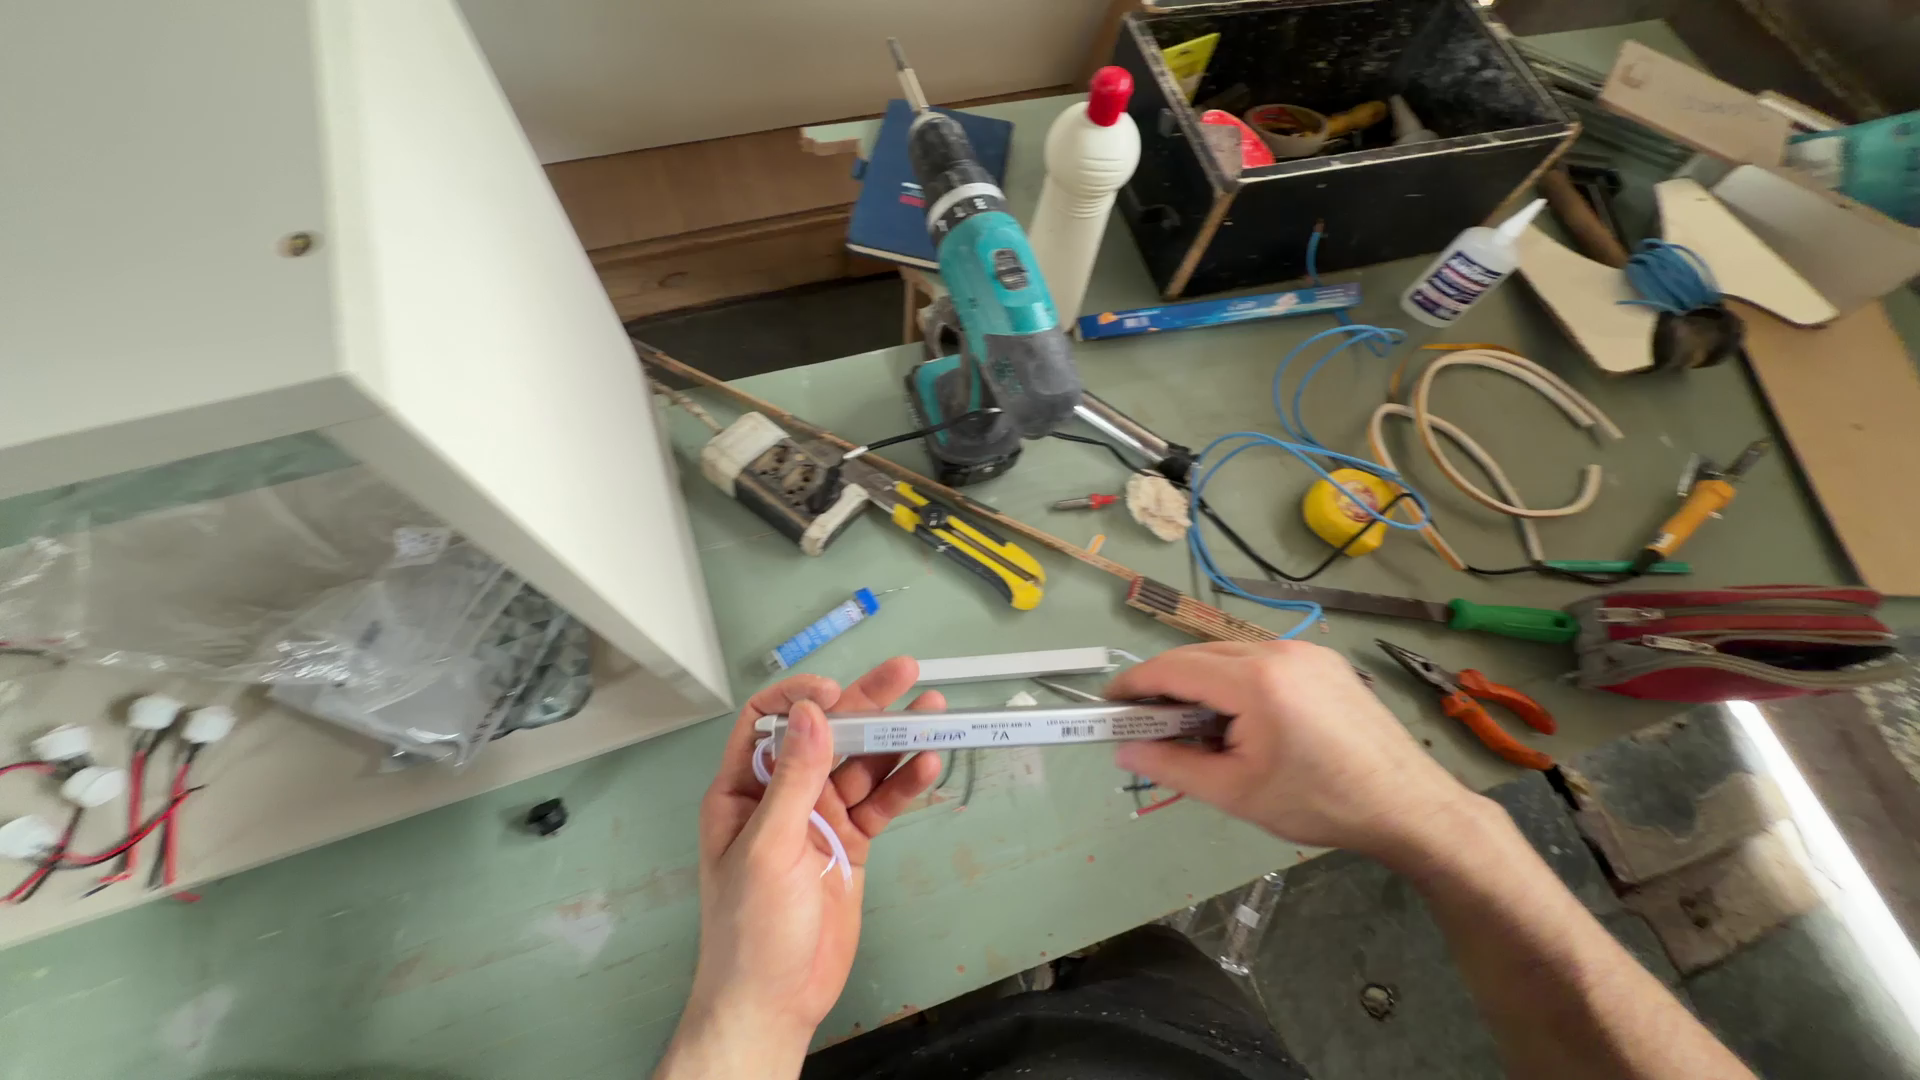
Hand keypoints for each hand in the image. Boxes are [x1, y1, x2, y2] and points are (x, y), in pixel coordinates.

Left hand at [658, 656, 944, 1078]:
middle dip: (865, 704)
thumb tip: (810, 711)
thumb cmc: (753, 927)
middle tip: (906, 674)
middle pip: (827, 734)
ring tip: (933, 710)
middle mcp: (784, 793)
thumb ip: (793, 778)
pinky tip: (928, 764)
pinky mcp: (852, 840)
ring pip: (861, 764)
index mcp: (745, 788)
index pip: (767, 720)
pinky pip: (880, 802)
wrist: (778, 1000)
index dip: (800, 699)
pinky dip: (903, 783)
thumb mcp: (768, 847)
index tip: (838, 694)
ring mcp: (821, 816)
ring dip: (895, 738)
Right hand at [1109, 641, 1478, 859]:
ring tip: (1194, 725)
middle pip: (1197, 656)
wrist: (1411, 808)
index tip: (1109, 703)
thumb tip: (1123, 750)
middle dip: (1165, 685)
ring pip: (1227, 655)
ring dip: (1200, 681)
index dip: (1135, 684)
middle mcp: (1278, 650)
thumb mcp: (1236, 793)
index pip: (1173, 668)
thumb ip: (1172, 766)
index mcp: (1256, 681)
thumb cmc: (1318, 804)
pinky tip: (1238, 716)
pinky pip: (1258, 658)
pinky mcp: (1322, 659)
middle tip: (1147, 722)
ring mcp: (1304, 650)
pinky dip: (1233, 679)